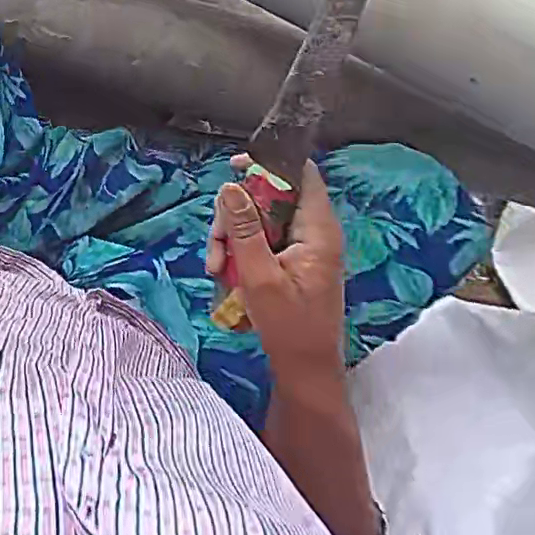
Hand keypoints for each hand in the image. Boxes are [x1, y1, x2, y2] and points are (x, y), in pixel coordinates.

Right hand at [207, 156, 344, 378]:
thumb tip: (230, 186)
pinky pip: (261, 238)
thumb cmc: (289, 327)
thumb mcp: (259, 276)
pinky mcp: (291, 259)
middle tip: (216, 240)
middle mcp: (314, 231)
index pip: (302, 174)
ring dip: (232, 236)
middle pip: (270, 196)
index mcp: (318, 230)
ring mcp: (302, 245)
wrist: (306, 370)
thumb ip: (244, 229)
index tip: (235, 167)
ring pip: (259, 218)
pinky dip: (240, 250)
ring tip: (216, 267)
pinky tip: (225, 273)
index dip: (269, 163)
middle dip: (236, 213)